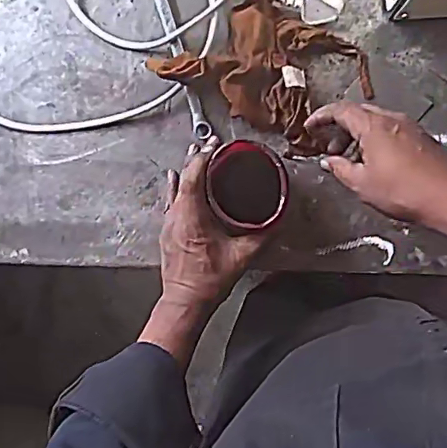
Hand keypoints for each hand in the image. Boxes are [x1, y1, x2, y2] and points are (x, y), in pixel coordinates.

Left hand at [157, 143, 268, 310]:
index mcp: (191, 216)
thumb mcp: (241, 257)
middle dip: (195, 159)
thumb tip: (279, 222)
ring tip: (194, 156)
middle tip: (208, 146)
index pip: (193, 176)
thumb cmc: (206, 282)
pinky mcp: (168, 233)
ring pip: (175, 189)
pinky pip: (170, 202)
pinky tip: (174, 181)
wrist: (185, 301)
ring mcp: (169, 224)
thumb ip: (262, 237)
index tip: (214, 147)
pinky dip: (176, 188)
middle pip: (182, 178)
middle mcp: (176, 216)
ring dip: (186, 172)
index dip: (203, 157)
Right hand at [304, 102, 446, 227]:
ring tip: (350, 159)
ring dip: (358, 135)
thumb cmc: (405, 191)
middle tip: (329, 146)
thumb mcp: (361, 183)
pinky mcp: (421, 139)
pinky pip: (391, 131)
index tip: (311, 126)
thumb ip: (340, 169)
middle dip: (339, 127)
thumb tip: (330, 162)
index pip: (340, 110)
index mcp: (373, 125)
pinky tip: (373, 162)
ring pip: (375, 122)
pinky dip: (375, 140)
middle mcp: (392, 119)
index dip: (321, 116)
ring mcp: (409, 127)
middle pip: (358, 112)